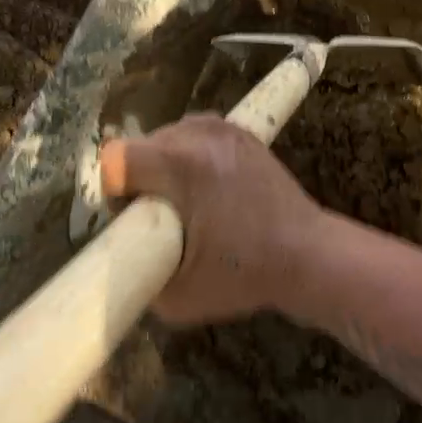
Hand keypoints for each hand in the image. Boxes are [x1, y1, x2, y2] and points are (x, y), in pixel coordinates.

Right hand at [98, 113, 323, 325]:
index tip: (133, 220)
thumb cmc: (244, 275)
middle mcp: (197, 133)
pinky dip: (188, 155)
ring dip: (163, 166)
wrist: (307, 255)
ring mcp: (221, 126)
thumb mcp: (177, 296)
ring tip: (185, 203)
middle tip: (160, 219)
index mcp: (179, 164)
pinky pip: (193, 134)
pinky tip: (203, 186)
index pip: (115, 158)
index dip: (114, 192)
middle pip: (140, 146)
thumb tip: (121, 257)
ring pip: (166, 137)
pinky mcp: (239, 130)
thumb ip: (136, 274)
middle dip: (140, 181)